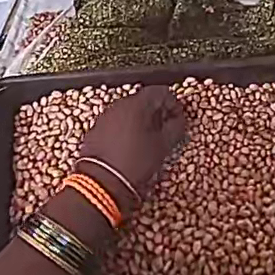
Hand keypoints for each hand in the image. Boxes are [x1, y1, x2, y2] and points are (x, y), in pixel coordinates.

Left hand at [76, 86, 186, 205]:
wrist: (101, 182)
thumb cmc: (135, 162)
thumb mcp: (162, 146)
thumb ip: (175, 128)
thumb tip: (179, 120)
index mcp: (137, 104)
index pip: (161, 92)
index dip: (174, 104)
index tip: (178, 119)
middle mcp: (119, 105)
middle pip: (144, 100)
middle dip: (158, 113)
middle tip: (166, 130)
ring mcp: (105, 117)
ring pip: (129, 112)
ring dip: (142, 121)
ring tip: (150, 141)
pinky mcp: (96, 130)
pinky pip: (116, 123)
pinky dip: (127, 129)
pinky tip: (132, 146)